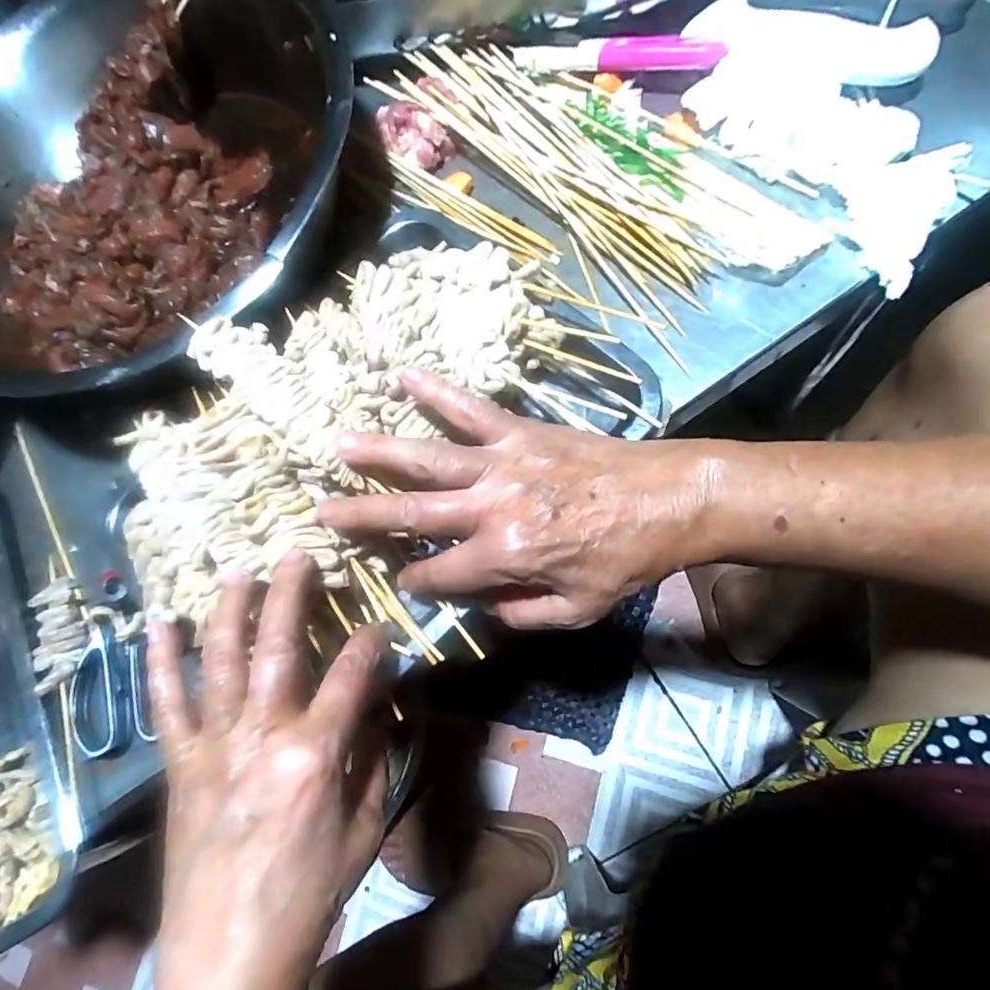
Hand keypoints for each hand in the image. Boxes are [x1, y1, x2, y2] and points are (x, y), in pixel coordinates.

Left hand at [147, 551, 389, 989]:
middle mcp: (264, 735)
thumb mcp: (363, 827)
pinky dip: (160, 662)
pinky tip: (159, 624)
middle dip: (292, 595)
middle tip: (299, 556)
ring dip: (230, 611)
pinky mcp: (179, 766)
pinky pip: (166, 706)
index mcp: (317, 752)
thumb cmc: (310, 893)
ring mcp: (214, 747)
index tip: (379, 626)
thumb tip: (375, 709)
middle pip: (280, 648)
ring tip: (238, 572)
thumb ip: (371, 759)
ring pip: (220, 662)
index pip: (352, 674)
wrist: (231, 952)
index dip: (370, 642)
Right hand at [319, 370, 713, 628]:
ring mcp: (503, 463)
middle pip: (413, 515)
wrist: (667, 498)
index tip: (405, 582)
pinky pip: (472, 408)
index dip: (417, 584)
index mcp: (504, 556)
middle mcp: (491, 507)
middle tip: (322, 512)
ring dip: (379, 452)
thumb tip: (482, 605)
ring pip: (428, 457)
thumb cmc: (624, 559)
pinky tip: (402, 374)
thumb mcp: (577, 611)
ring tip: (338, 445)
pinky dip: (436, 390)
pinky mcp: (520, 432)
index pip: (439, 576)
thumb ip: (521, 614)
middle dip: (363, 516)